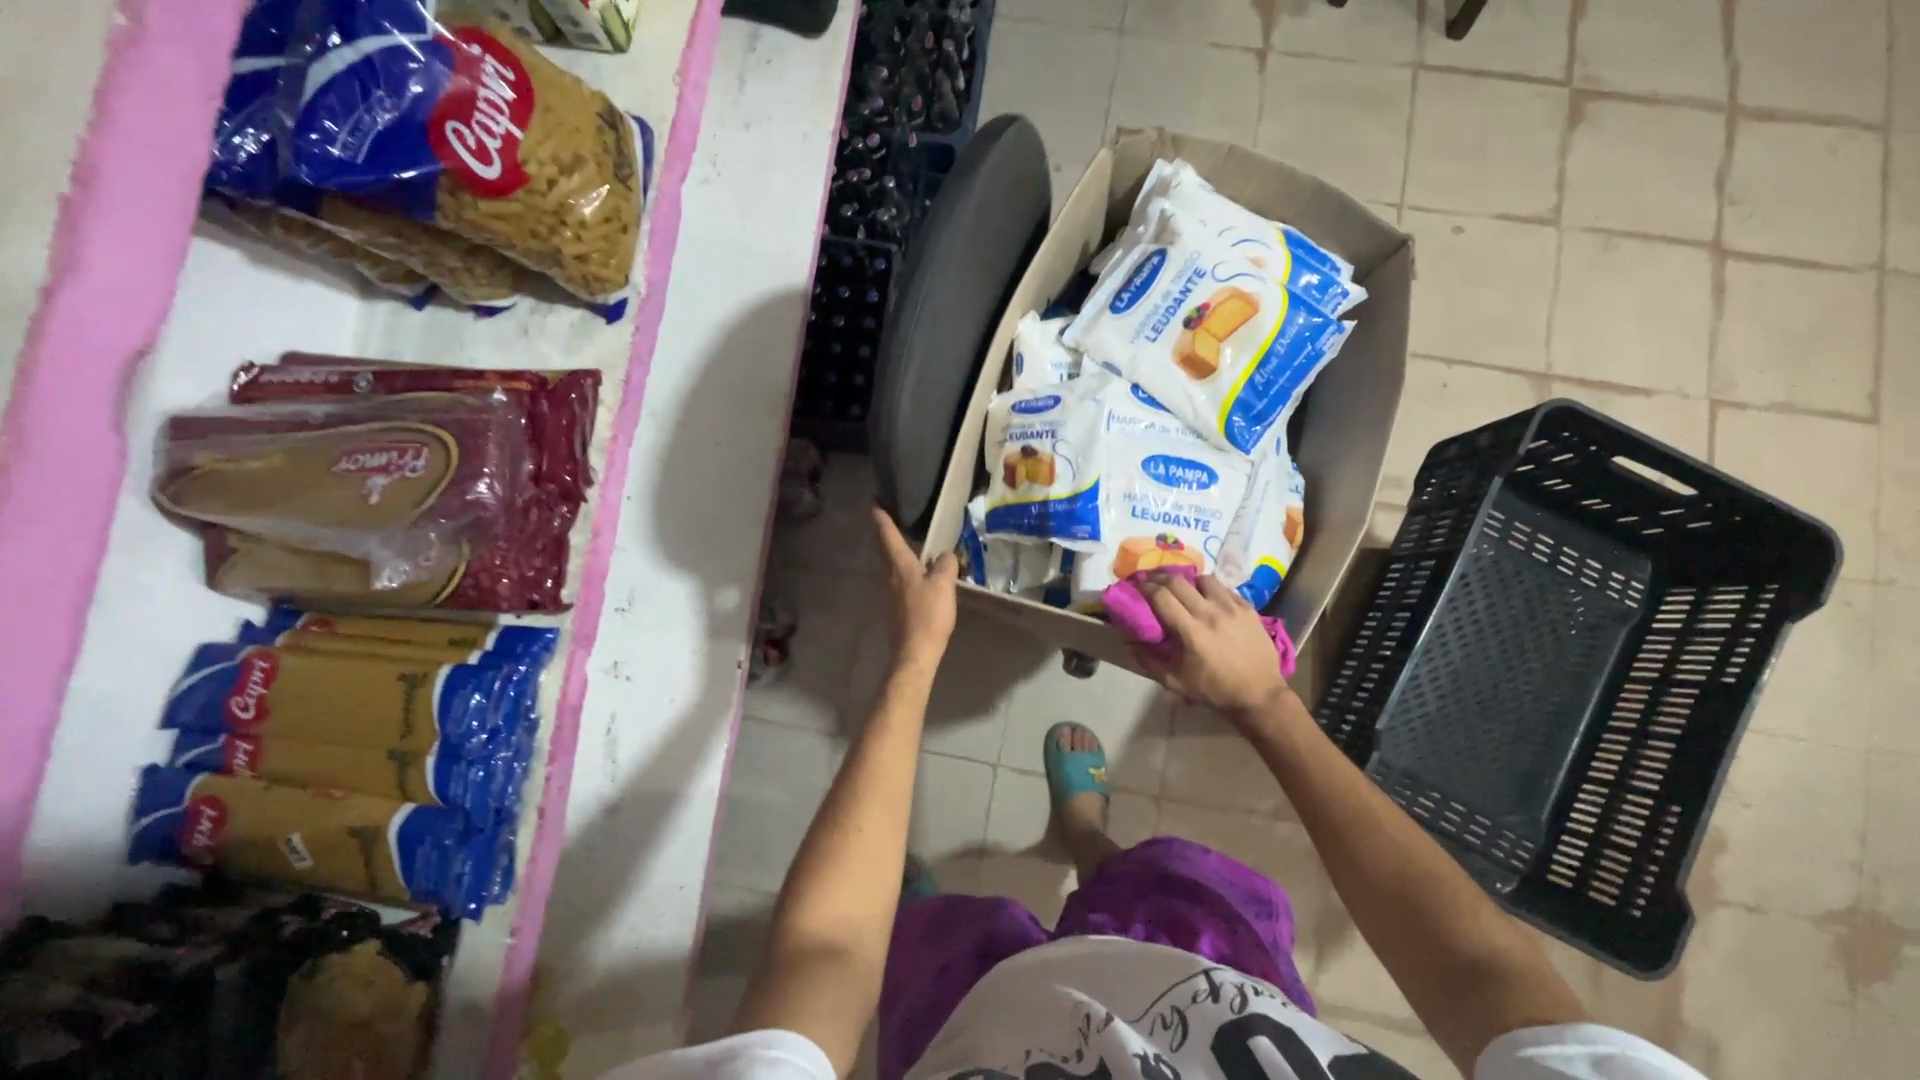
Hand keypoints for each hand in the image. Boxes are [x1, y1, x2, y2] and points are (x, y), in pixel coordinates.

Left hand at [872, 507, 957, 666]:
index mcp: (900, 566)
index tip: (873, 503)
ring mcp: (894, 594)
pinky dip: (911, 571)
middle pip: (888, 550)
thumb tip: (947, 555)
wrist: (915, 653)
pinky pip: (904, 581)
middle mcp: (892, 576)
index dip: (881, 518)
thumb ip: (946, 565)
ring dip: (901, 552)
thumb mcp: (944, 585)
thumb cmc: (928, 615)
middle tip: (891, 517)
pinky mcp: (900, 608)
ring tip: (912, 542)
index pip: (888, 536)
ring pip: (896, 566)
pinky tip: (923, 574)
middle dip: (888, 533)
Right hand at [1132, 573, 1290, 719]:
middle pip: (1179, 581)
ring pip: (1203, 579)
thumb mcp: (1174, 682)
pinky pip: (1224, 588)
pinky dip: (1210, 589)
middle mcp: (1211, 613)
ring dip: (1188, 581)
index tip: (1137, 585)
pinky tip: (1207, 599)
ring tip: (1183, 588)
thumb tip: (1129, 640)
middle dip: (1161, 577)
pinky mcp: (1248, 608)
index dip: (1146, 587)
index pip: (1162, 596)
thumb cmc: (1214, 690)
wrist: (1259, 694)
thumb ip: (1148, 660)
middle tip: (1153, 580)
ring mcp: (1232, 608)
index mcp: (1191, 631)